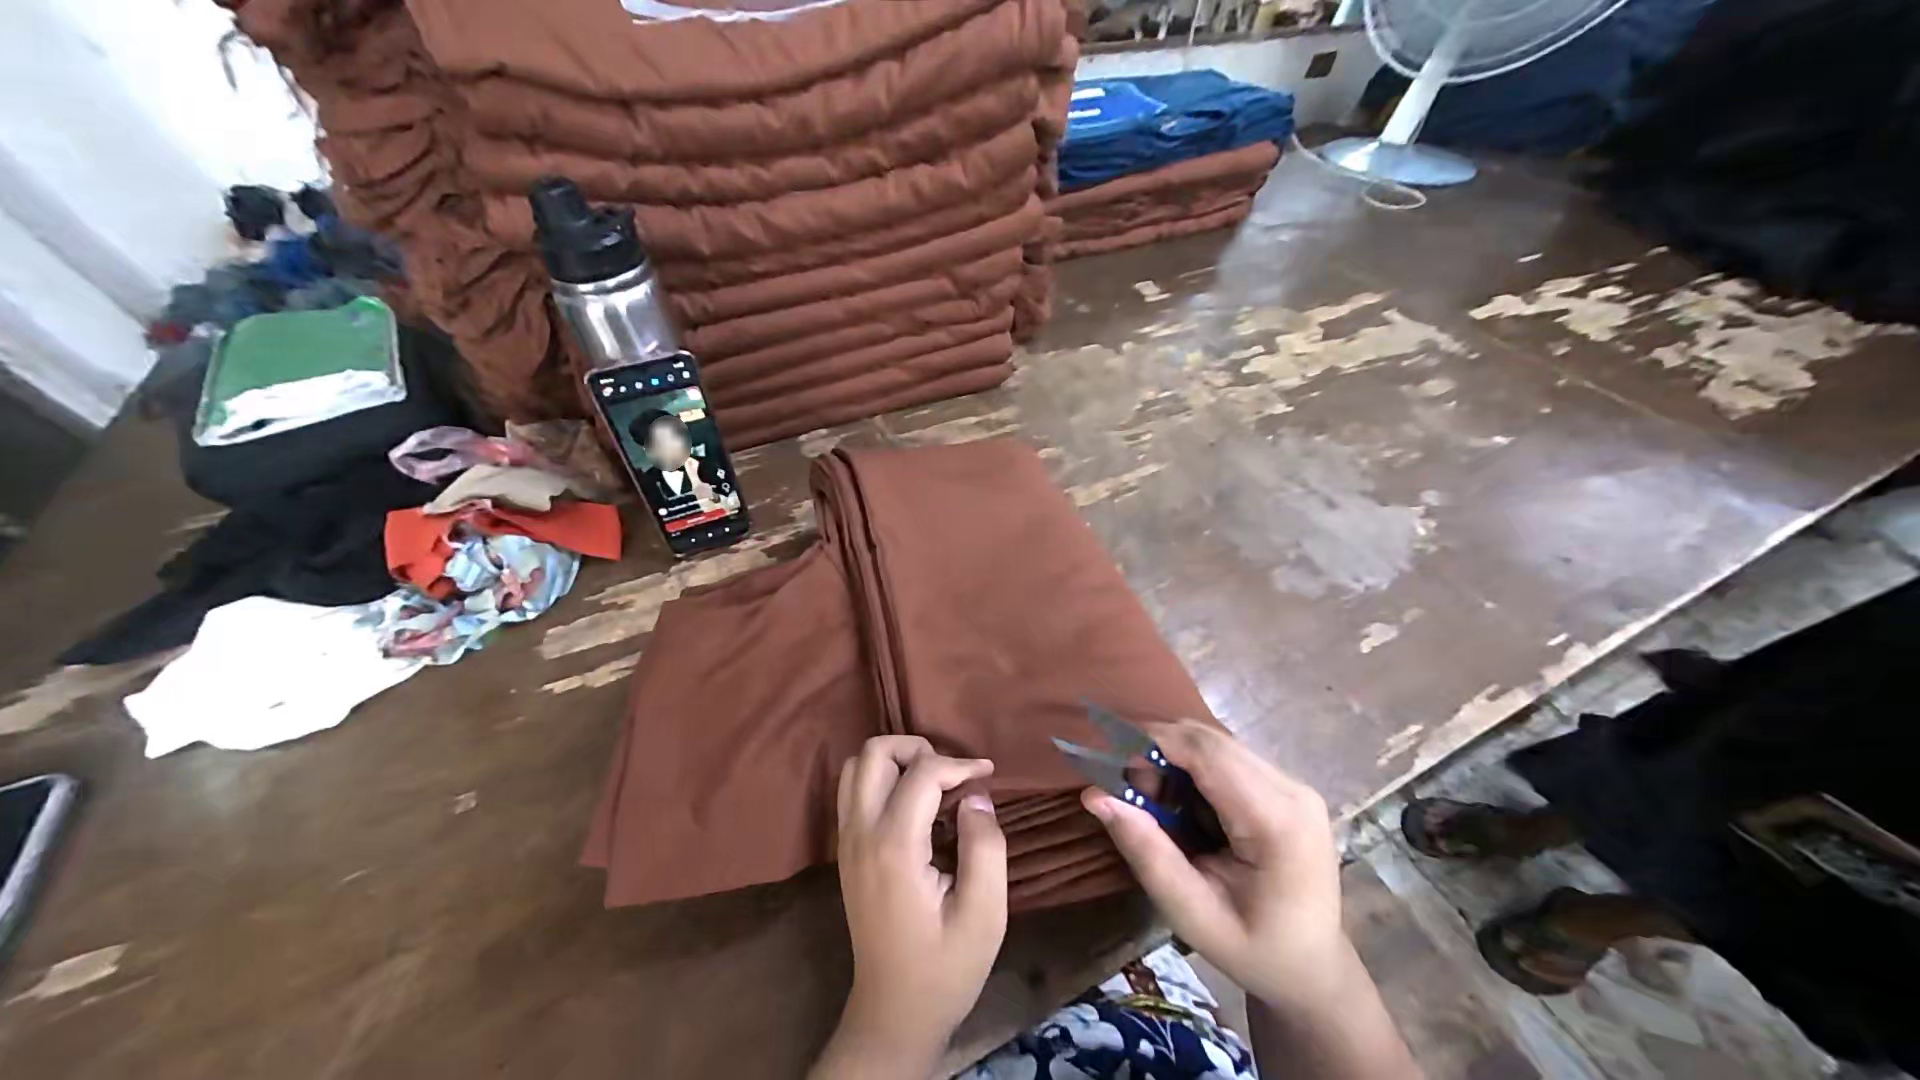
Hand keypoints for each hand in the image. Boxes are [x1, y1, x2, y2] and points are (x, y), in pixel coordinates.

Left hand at [811, 736, 1007, 1078]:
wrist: (894, 1011)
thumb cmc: (945, 967)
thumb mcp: (985, 914)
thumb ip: (986, 846)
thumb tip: (976, 797)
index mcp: (894, 847)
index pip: (922, 773)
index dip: (960, 764)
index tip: (989, 775)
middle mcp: (860, 834)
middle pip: (874, 752)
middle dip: (918, 749)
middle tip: (954, 774)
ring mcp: (846, 841)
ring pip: (856, 766)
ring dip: (896, 760)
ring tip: (934, 783)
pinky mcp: (845, 850)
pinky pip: (853, 790)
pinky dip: (882, 779)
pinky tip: (914, 805)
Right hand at [1082, 720, 1343, 1006]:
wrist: (1311, 968)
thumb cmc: (1251, 949)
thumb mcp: (1189, 912)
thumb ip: (1146, 850)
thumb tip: (1095, 795)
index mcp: (1277, 822)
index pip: (1206, 751)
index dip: (1152, 743)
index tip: (1111, 765)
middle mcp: (1292, 789)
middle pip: (1209, 740)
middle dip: (1159, 752)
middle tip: (1132, 794)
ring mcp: (1294, 784)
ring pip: (1215, 743)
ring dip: (1175, 760)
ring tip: (1158, 806)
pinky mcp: (1287, 786)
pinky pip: (1227, 757)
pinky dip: (1194, 770)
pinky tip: (1186, 807)